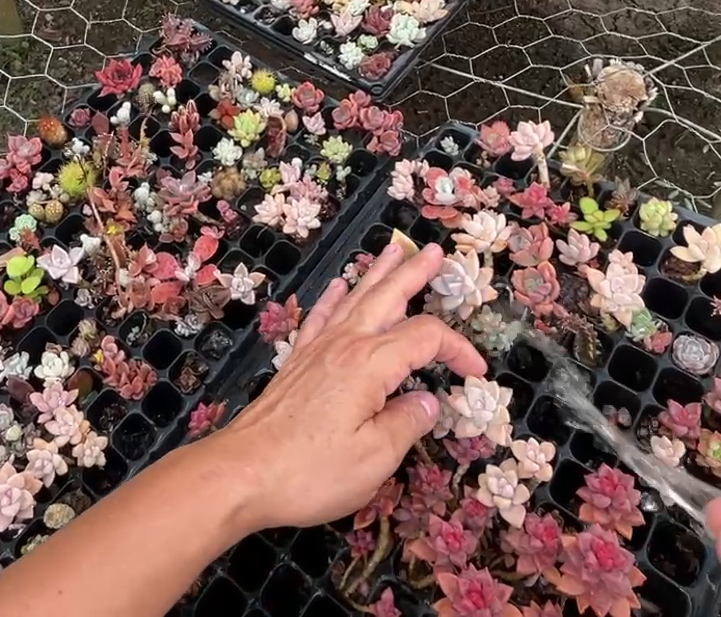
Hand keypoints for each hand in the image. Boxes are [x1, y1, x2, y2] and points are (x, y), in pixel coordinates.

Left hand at [208, 238, 485, 532]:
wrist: (243, 471)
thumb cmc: (311, 471)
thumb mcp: (374, 458)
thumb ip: (406, 424)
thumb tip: (428, 402)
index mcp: (370, 364)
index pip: (425, 339)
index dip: (457, 348)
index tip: (477, 372)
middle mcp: (345, 344)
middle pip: (386, 297)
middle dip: (413, 272)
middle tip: (434, 252)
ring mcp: (318, 348)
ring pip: (354, 298)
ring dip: (377, 273)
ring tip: (393, 250)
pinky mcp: (298, 360)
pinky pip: (320, 316)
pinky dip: (333, 297)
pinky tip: (339, 285)